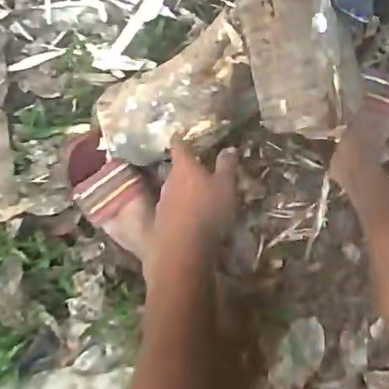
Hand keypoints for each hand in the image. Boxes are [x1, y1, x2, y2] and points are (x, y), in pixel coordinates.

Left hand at [152, 143, 240, 263]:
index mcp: (184, 167)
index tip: (181, 134)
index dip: (180, 139)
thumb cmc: (206, 211)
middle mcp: (168, 182)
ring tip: (199, 197)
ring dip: (184, 192)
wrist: (181, 253)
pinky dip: (181, 212)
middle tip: (201, 170)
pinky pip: (172, 212)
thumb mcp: (225, 186)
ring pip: (173, 192)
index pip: (178, 146)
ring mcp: (162, 204)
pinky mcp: (160, 225)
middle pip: (176, 170)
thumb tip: (228, 148)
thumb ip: (226, 166)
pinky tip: (192, 220)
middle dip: (187, 170)